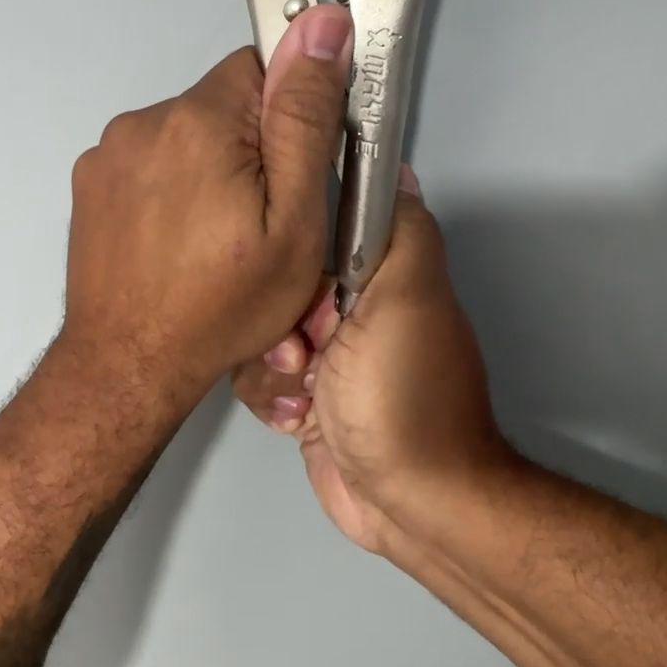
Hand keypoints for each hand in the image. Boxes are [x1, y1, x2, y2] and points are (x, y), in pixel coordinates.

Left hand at [57, 6, 355, 404]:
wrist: (127, 361)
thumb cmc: (216, 309)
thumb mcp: (292, 222)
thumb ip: (304, 118)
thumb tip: (320, 27)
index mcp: (197, 122)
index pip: (261, 67)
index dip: (284, 118)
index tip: (283, 175)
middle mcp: (141, 124)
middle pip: (218, 106)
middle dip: (243, 150)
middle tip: (247, 223)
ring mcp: (107, 155)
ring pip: (180, 138)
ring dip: (201, 172)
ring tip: (204, 241)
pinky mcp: (89, 185)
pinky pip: (144, 165)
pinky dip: (163, 191)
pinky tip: (169, 242)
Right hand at [233, 171, 512, 553]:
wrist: (406, 500)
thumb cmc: (401, 397)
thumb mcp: (409, 301)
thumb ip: (401, 232)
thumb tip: (396, 165)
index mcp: (379, 283)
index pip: (308, 247)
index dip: (290, 270)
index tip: (301, 307)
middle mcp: (351, 317)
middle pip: (272, 295)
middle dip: (275, 330)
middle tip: (302, 360)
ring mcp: (325, 363)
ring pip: (257, 341)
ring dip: (270, 374)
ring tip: (305, 401)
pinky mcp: (305, 403)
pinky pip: (258, 382)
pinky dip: (272, 403)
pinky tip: (298, 422)